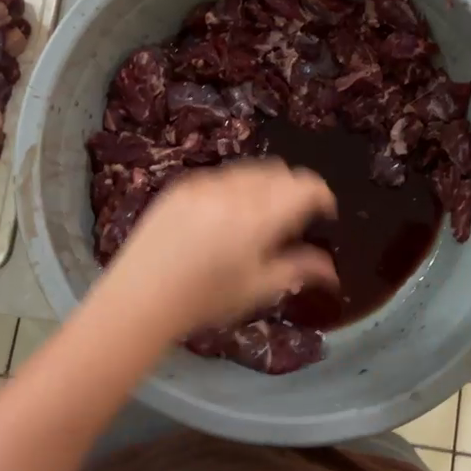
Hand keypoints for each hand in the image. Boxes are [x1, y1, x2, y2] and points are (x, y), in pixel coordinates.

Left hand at [99, 160, 338, 337]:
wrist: (139, 298)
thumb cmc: (204, 300)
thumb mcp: (258, 289)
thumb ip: (298, 270)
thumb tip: (331, 268)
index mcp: (258, 216)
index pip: (304, 185)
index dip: (321, 195)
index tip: (324, 214)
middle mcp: (233, 190)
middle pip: (279, 172)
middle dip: (293, 190)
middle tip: (293, 221)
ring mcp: (204, 184)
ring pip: (250, 170)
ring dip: (265, 186)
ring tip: (259, 219)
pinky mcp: (181, 185)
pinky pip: (220, 176)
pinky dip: (235, 188)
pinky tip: (225, 218)